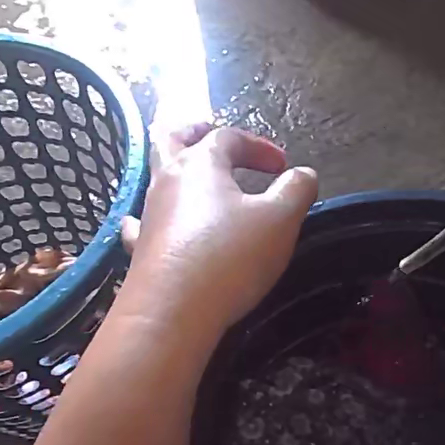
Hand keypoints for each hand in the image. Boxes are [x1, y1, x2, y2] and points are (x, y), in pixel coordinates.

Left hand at [114, 123, 316, 338]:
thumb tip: (303, 174)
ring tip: (195, 182)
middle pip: (172, 139)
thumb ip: (296, 190)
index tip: (283, 166)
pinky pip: (141, 222)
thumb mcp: (280, 220)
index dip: (258, 145)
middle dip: (195, 132)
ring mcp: (149, 215)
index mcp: (201, 164)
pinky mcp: (141, 249)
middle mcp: (168, 181)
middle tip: (211, 134)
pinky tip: (146, 222)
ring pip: (157, 178)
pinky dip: (150, 216)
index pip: (228, 137)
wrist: (171, 312)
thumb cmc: (229, 257)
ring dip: (178, 173)